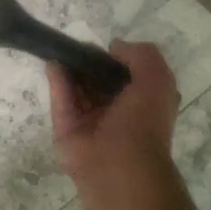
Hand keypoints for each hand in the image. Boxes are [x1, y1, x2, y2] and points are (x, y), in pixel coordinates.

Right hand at [47, 39, 179, 180]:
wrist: (117, 163)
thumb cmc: (143, 122)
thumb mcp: (157, 79)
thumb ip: (141, 55)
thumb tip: (114, 46)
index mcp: (143, 102)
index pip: (130, 76)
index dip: (119, 59)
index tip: (107, 47)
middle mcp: (117, 110)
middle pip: (100, 81)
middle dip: (91, 63)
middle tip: (78, 45)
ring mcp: (89, 120)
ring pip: (79, 89)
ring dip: (72, 69)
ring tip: (62, 49)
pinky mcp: (65, 127)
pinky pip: (61, 100)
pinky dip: (57, 82)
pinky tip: (52, 63)